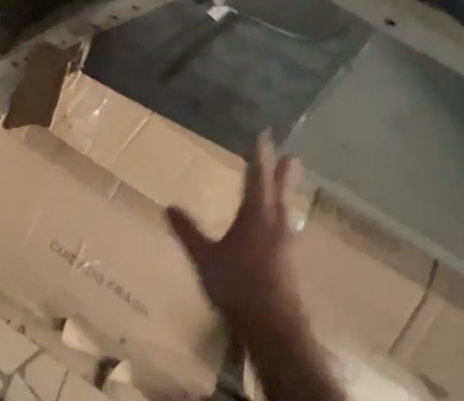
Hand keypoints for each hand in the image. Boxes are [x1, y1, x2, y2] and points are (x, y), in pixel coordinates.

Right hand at [167, 133, 304, 326]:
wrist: (275, 329)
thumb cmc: (238, 286)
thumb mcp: (204, 258)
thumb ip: (188, 231)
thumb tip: (169, 206)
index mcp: (256, 216)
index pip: (257, 177)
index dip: (259, 155)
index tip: (263, 133)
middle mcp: (278, 226)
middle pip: (282, 192)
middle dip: (284, 173)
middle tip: (293, 156)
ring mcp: (290, 246)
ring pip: (288, 212)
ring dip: (287, 196)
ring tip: (288, 188)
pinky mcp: (294, 265)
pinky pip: (288, 231)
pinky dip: (285, 219)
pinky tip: (282, 229)